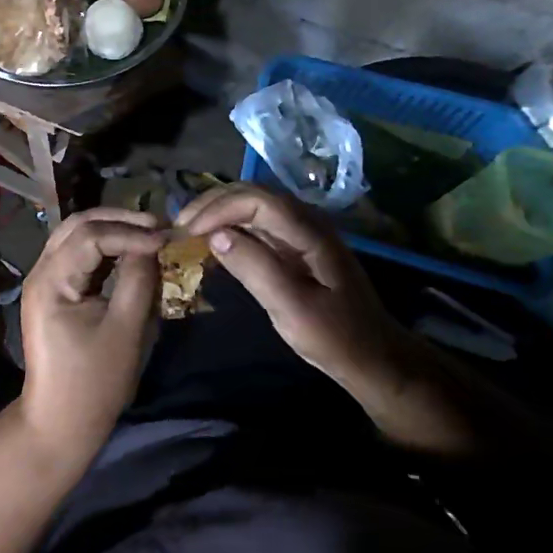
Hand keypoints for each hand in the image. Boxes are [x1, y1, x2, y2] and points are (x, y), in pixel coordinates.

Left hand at [17, 209, 167, 457]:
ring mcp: (45, 280)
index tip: (165, 238)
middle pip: (78, 225)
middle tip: (158, 225)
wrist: (59, 423)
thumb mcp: (125, 330)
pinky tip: (131, 251)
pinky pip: (79, 255)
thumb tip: (153, 243)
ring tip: (149, 233)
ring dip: (113, 230)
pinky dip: (106, 248)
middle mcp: (41, 271)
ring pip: (77, 235)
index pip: (90, 236)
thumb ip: (138, 280)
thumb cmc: (93, 382)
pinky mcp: (55, 290)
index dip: (129, 232)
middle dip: (119, 220)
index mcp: (50, 280)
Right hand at [176, 184, 404, 387]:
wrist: (374, 358)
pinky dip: (228, 227)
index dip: (217, 209)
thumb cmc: (336, 337)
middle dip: (211, 204)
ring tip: (187, 230)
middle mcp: (304, 221)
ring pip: (250, 205)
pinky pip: (255, 224)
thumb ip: (255, 269)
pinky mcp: (293, 246)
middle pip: (251, 194)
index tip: (187, 232)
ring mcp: (299, 232)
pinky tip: (210, 242)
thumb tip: (214, 235)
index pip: (256, 199)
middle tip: (178, 227)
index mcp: (309, 231)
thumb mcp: (294, 309)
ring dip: (217, 212)